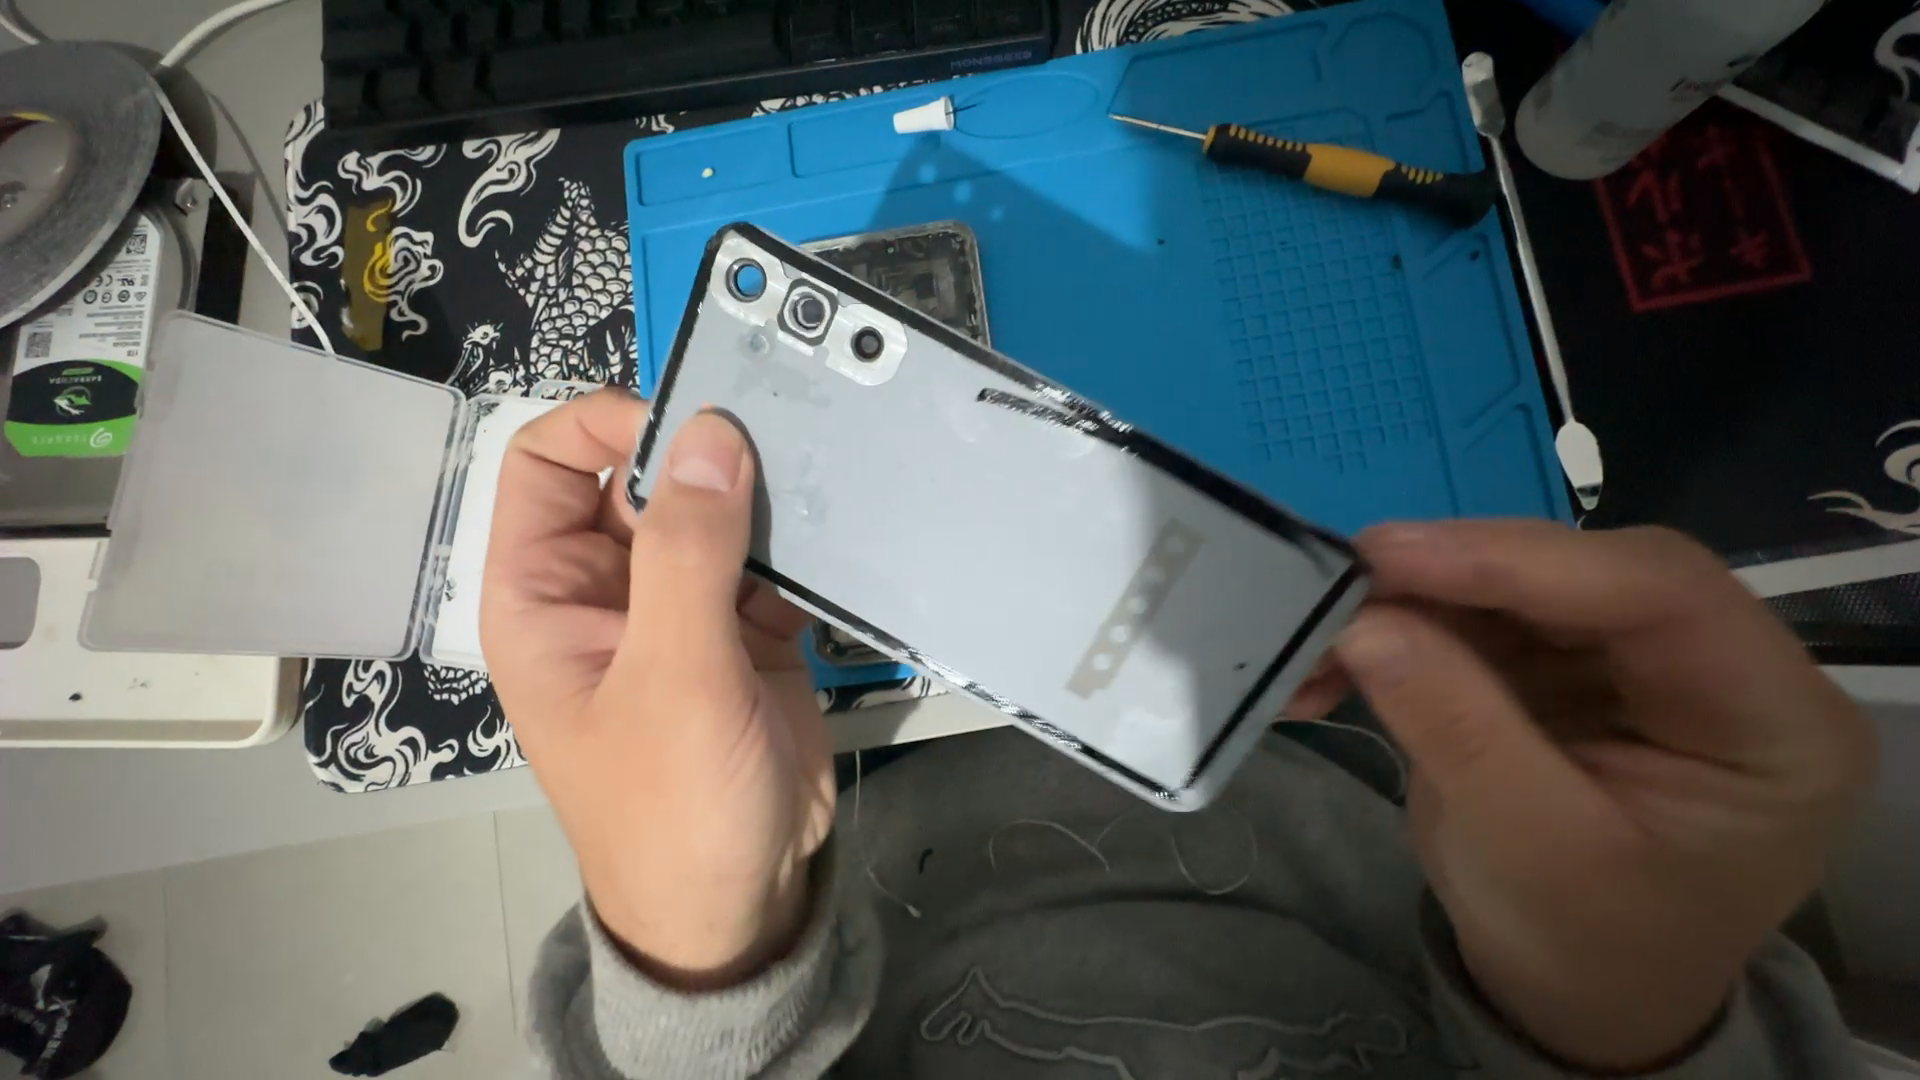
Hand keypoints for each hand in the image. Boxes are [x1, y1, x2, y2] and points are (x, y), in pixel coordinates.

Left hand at [481, 390, 834, 988]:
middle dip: (706, 457)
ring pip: (716, 514)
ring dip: (763, 496)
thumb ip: (689, 555)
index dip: (609, 427)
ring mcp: (685, 608)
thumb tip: (711, 435)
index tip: (695, 426)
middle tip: (784, 439)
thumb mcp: (674, 680)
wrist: (744, 898)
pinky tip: (838, 535)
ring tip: (821, 477)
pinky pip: (769, 560)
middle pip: (645, 481)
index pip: (549, 466)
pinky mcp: (747, 629)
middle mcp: (613, 588)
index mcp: (549, 593)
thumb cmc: (675, 806)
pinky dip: (801, 545)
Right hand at [1331, 521, 1873, 1070]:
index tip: (1387, 559)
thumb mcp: (1528, 848)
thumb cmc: (1582, 937)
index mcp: (1764, 716)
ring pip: (1496, 584)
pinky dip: (1382, 633)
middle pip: (1567, 570)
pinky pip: (1453, 616)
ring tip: (1311, 649)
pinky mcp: (1541, 661)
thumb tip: (1364, 624)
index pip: (1655, 589)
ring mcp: (1613, 656)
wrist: (1565, 982)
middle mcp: (1699, 661)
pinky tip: (1326, 668)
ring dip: (1392, 606)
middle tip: (1333, 592)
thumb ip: (1458, 729)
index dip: (1516, 559)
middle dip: (1439, 577)